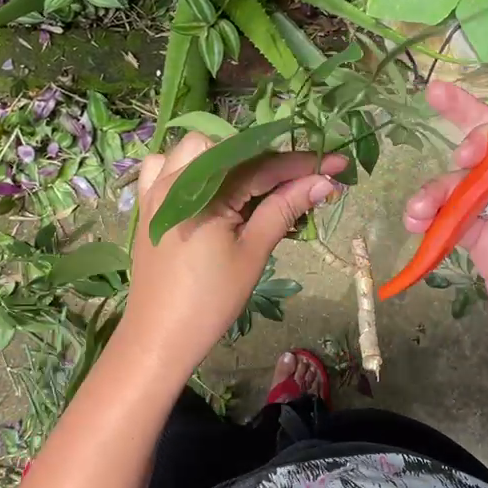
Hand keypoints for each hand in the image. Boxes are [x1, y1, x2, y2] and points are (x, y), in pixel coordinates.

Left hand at [123, 134, 346, 376]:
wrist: (159, 338)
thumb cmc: (210, 300)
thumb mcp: (253, 252)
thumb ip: (285, 209)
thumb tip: (324, 182)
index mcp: (204, 191)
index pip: (263, 166)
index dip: (303, 164)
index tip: (338, 164)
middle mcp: (176, 178)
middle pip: (235, 152)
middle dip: (273, 163)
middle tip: (306, 182)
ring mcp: (156, 188)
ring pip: (197, 150)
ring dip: (229, 158)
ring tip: (253, 185)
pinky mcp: (149, 204)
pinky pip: (163, 166)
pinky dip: (188, 167)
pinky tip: (206, 188)